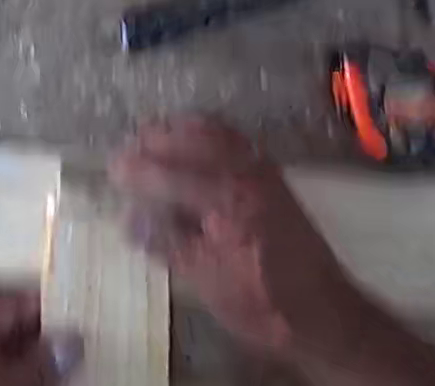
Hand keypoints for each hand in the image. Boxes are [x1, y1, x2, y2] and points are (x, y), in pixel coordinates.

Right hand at [109, 118, 434, 385]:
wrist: (321, 307)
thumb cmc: (260, 301)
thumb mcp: (207, 282)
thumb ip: (167, 243)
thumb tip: (128, 217)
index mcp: (225, 199)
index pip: (170, 175)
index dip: (138, 169)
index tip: (113, 165)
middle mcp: (243, 171)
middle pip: (192, 140)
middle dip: (157, 138)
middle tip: (130, 141)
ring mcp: (260, 165)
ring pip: (214, 130)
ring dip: (181, 127)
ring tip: (155, 131)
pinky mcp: (270, 169)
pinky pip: (234, 135)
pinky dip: (208, 128)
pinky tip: (195, 135)